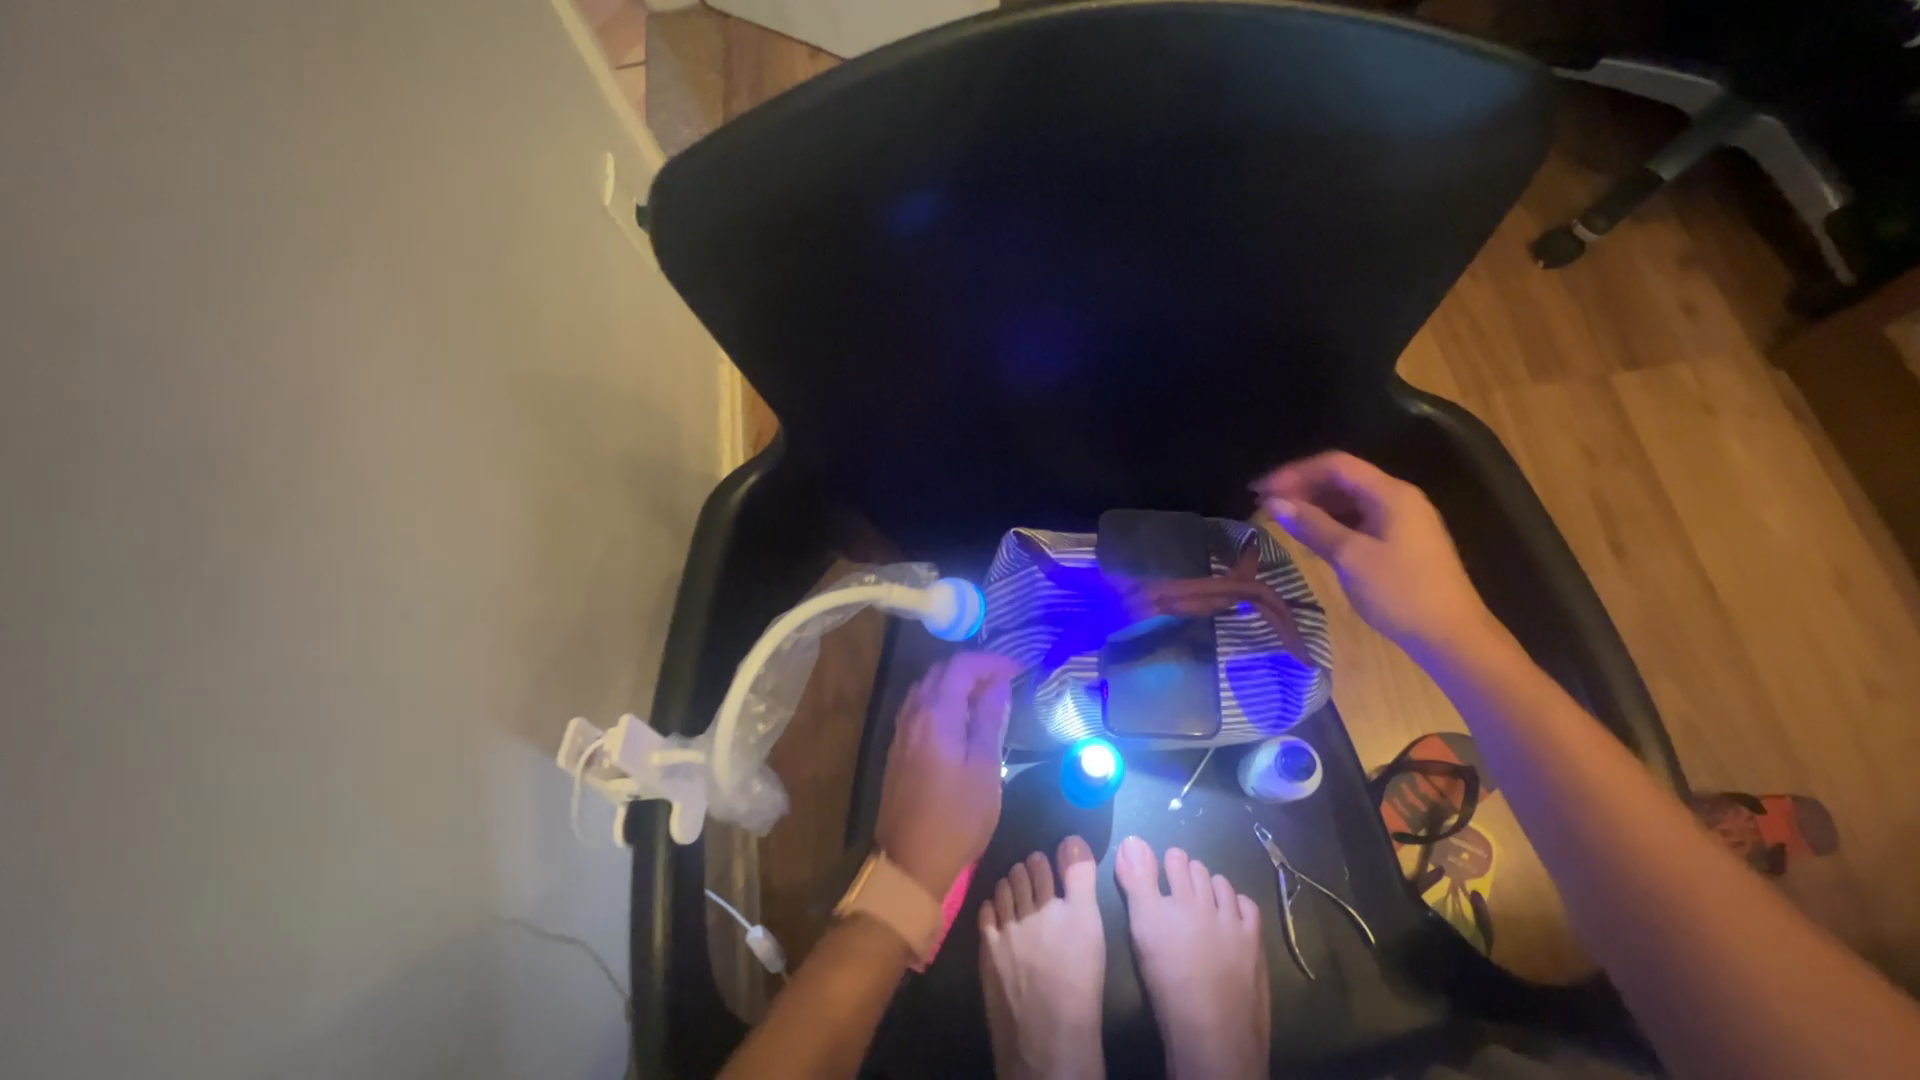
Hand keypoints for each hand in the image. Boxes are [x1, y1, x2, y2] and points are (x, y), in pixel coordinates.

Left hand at [875, 653, 1017, 898]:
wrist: (910, 861)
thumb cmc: (957, 817)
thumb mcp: (985, 768)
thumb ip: (990, 719)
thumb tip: (998, 683)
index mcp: (936, 714)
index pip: (961, 666)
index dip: (991, 661)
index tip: (1018, 669)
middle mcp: (913, 714)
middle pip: (940, 673)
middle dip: (973, 669)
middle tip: (1004, 682)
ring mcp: (901, 732)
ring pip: (926, 689)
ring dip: (955, 684)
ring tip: (985, 698)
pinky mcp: (898, 750)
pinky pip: (919, 709)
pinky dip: (941, 702)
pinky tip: (960, 720)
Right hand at [1253, 451, 1496, 651]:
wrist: (1450, 636)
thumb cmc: (1400, 592)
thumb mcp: (1350, 557)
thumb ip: (1312, 526)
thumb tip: (1274, 503)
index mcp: (1390, 494)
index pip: (1335, 465)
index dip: (1293, 473)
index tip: (1260, 491)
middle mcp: (1398, 499)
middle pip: (1342, 479)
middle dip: (1301, 488)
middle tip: (1264, 505)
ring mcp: (1401, 521)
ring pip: (1349, 501)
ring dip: (1314, 507)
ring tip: (1281, 521)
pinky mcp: (1399, 543)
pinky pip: (1358, 521)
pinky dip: (1330, 524)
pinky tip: (1310, 539)